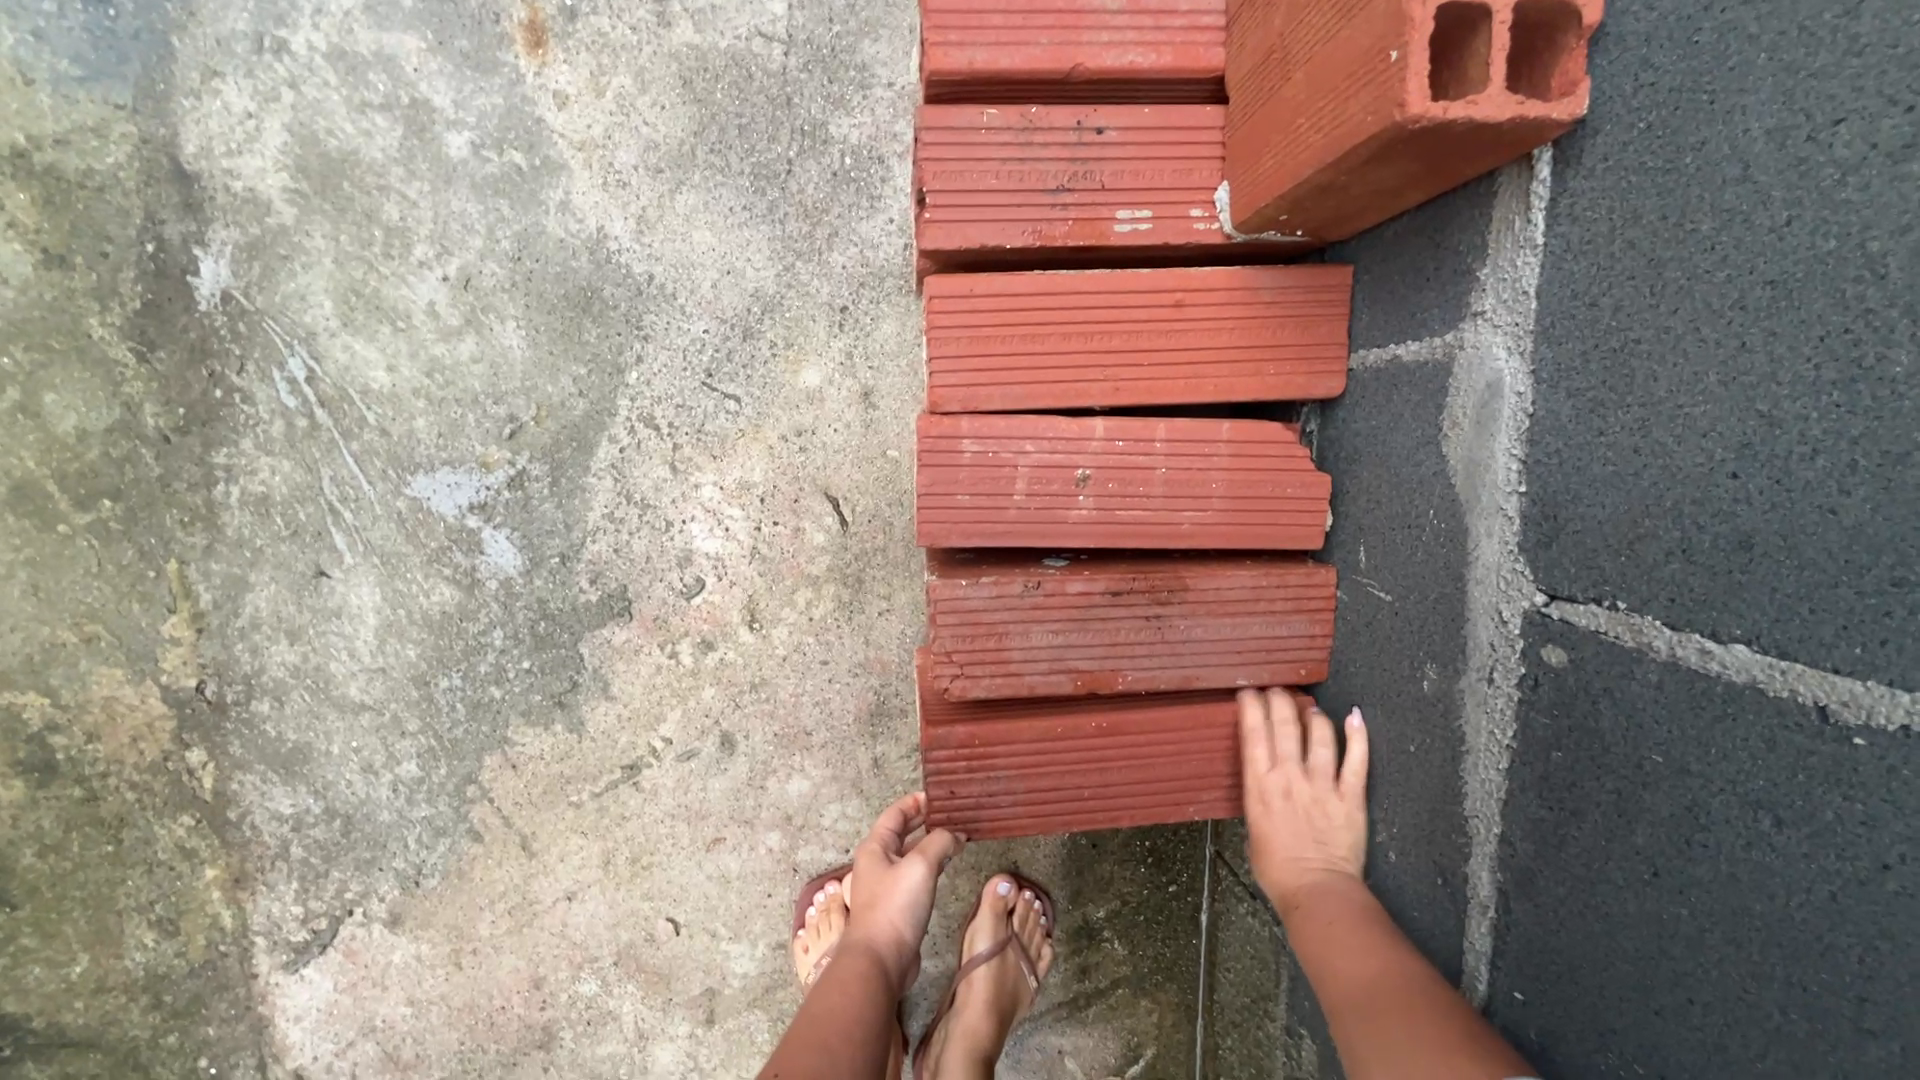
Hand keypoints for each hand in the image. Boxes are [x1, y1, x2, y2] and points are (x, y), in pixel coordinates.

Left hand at [841, 792, 964, 992]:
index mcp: (875, 847)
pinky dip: (931, 866)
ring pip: (910, 855)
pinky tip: (946, 866)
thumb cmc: (896, 907)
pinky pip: (915, 876)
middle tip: (951, 814)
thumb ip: (939, 842)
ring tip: (956, 837)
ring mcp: (885, 885)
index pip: (895, 813)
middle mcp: (877, 862)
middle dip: (925, 821)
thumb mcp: (921, 865)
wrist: (880, 960)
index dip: (916, 802)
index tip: (939, 797)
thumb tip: (955, 834)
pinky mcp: (896, 906)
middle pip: (901, 833)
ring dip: (930, 844)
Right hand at [1238, 689, 1369, 916]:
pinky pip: (1356, 759)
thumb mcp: (1252, 826)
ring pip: (1319, 735)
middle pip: (1285, 725)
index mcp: (1259, 784)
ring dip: (1313, 714)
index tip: (1249, 692)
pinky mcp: (1350, 797)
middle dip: (1280, 700)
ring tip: (1310, 706)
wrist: (1316, 890)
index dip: (1251, 706)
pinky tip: (1354, 717)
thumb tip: (1267, 781)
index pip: (1253, 732)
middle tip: (1279, 690)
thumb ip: (1261, 796)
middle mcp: (1288, 776)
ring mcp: (1322, 784)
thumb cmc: (1276, 867)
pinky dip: (1357, 735)